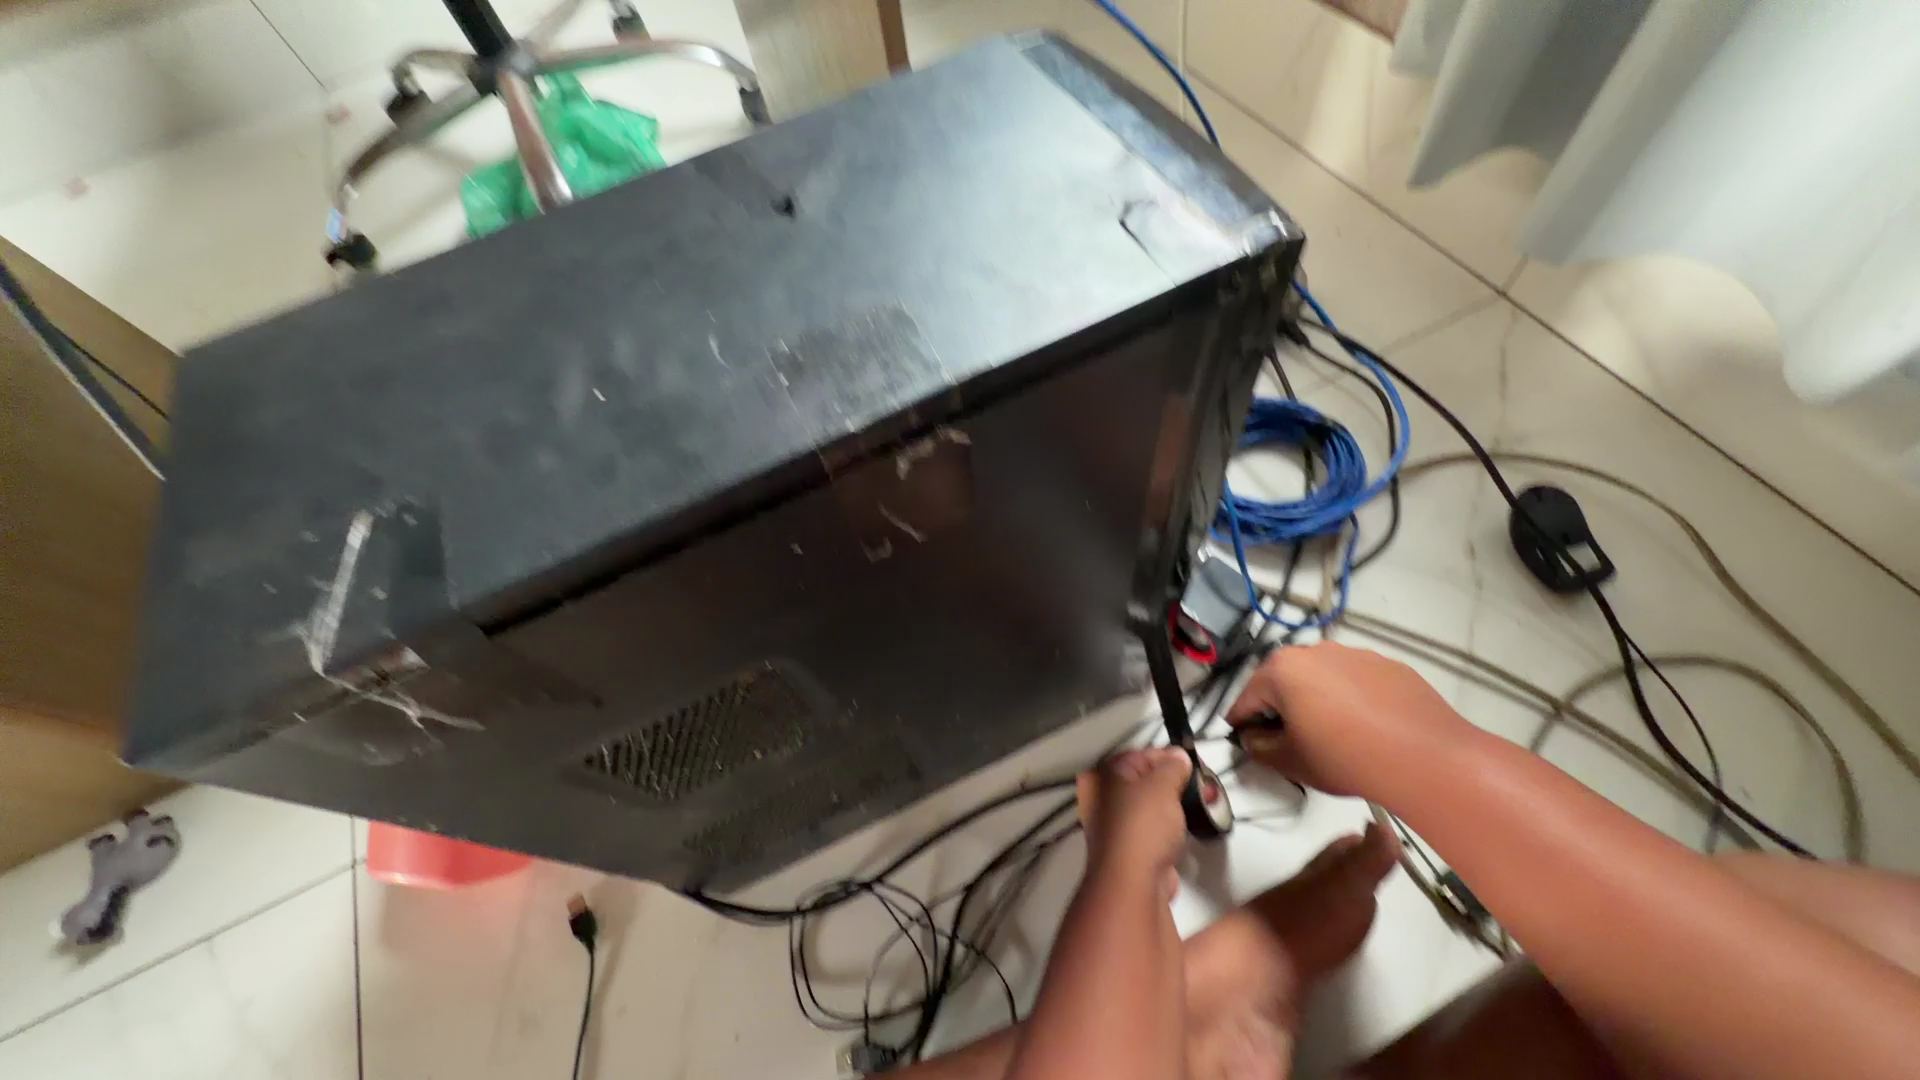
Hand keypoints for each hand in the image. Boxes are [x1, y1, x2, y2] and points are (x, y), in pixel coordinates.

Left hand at [1077, 748, 1193, 886]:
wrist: (1136, 883)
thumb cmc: (1142, 826)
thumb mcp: (1161, 785)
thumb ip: (1172, 767)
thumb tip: (1179, 758)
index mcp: (1101, 777)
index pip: (1137, 756)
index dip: (1166, 756)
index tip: (1191, 761)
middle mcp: (1101, 800)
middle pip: (1143, 782)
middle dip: (1174, 781)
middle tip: (1201, 785)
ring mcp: (1115, 828)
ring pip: (1150, 807)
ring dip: (1175, 805)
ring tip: (1201, 804)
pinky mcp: (1130, 852)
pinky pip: (1154, 831)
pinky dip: (1171, 829)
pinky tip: (1188, 828)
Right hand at [1225, 642, 1474, 798]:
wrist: (1427, 758)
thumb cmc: (1345, 758)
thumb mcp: (1290, 762)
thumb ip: (1260, 747)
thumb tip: (1255, 738)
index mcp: (1283, 669)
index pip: (1248, 697)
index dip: (1241, 721)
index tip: (1242, 738)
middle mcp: (1317, 651)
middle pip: (1285, 680)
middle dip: (1280, 705)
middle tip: (1287, 738)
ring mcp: (1357, 655)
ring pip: (1323, 678)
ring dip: (1317, 699)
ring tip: (1332, 733)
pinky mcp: (1391, 666)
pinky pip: (1358, 682)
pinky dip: (1353, 699)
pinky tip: (1366, 728)